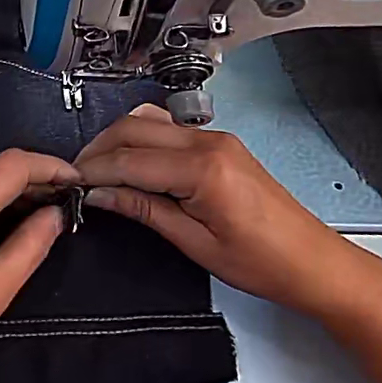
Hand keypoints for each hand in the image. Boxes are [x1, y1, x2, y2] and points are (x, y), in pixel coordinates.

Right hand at [75, 105, 381, 320]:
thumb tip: (102, 194)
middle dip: (100, 149)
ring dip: (119, 138)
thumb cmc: (261, 262)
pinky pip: (169, 128)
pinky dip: (141, 138)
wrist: (311, 260)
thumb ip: (146, 209)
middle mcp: (208, 141)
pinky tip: (130, 161)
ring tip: (97, 169)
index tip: (70, 184)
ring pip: (150, 120)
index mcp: (203, 168)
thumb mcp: (196, 244)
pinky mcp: (219, 142)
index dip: (95, 171)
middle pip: (136, 127)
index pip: (131, 159)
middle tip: (76, 175)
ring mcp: (215, 137)